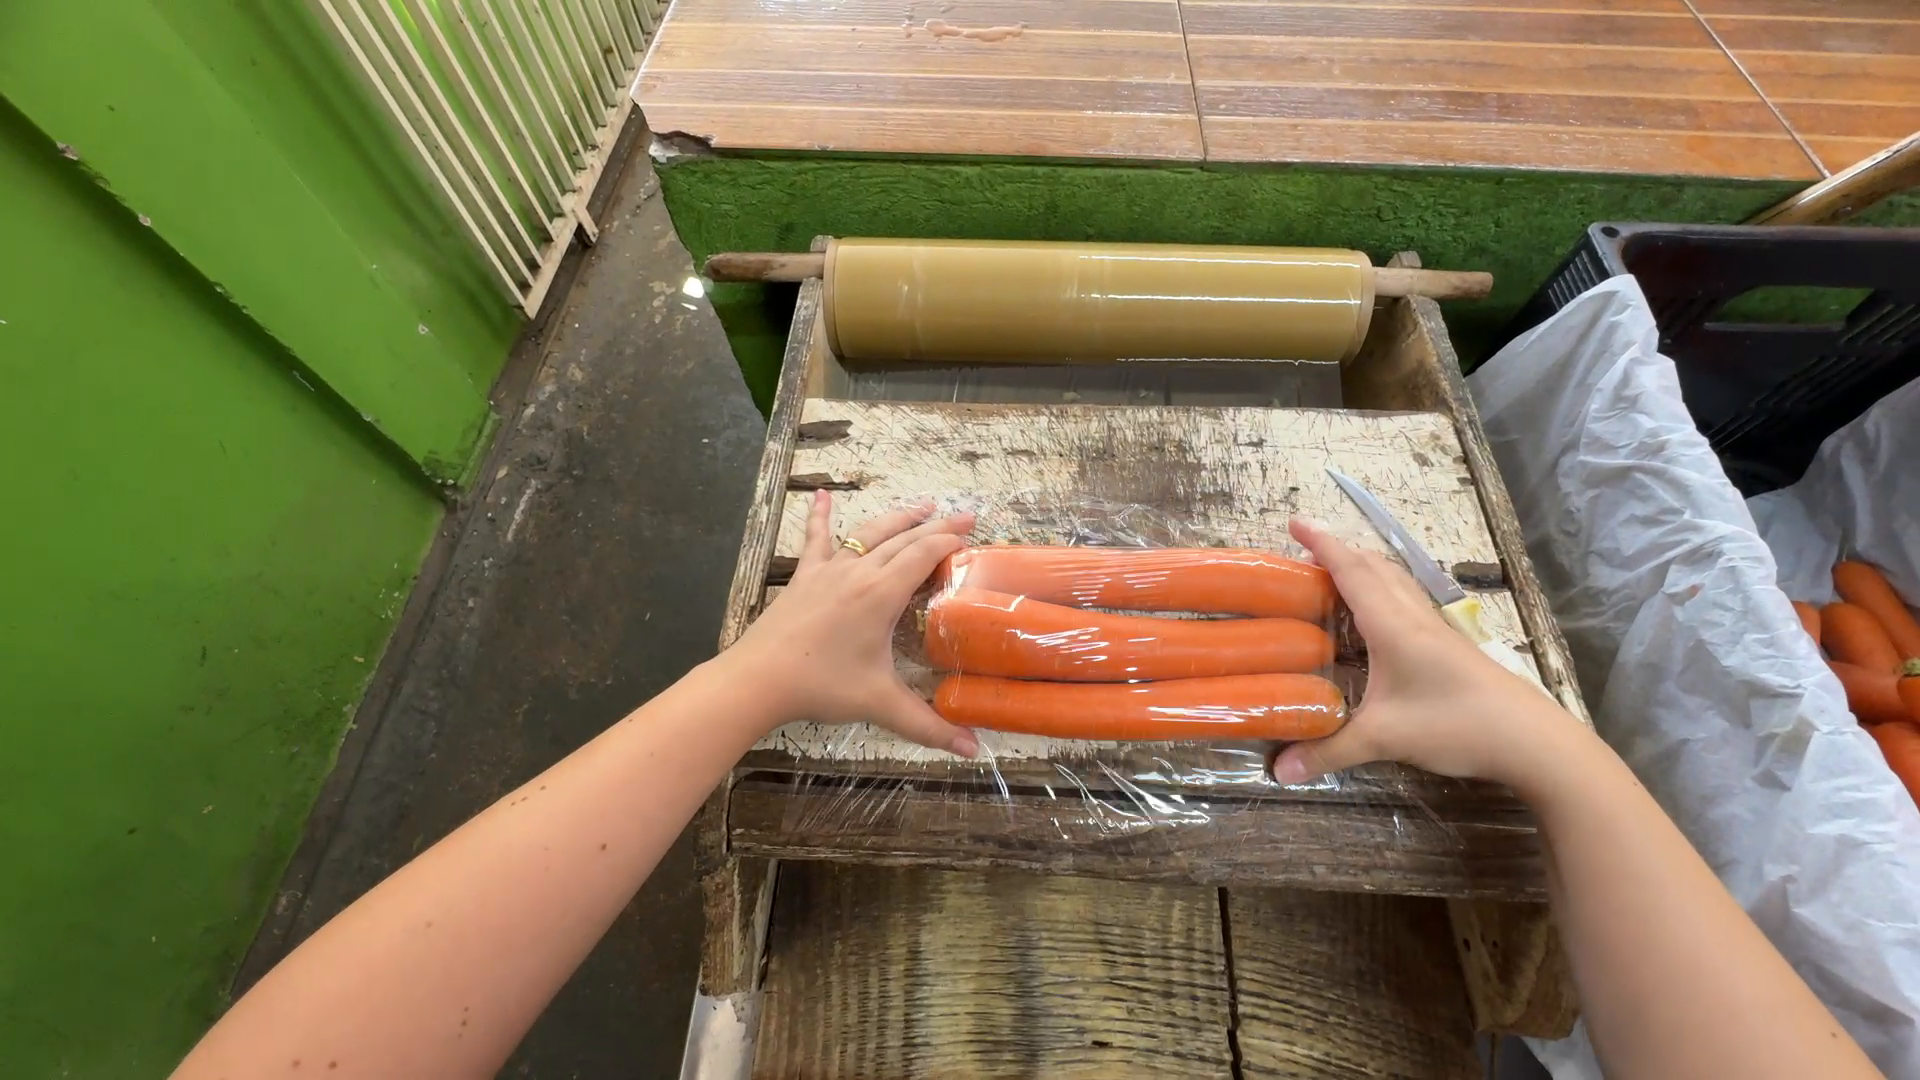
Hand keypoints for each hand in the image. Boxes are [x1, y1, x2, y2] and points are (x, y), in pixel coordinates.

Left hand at [724, 491, 979, 756]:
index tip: (972, 535)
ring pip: (869, 532)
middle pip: (904, 538)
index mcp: (881, 593)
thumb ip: (928, 725)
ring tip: (921, 506)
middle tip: (965, 516)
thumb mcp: (880, 704)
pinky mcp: (804, 576)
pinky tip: (821, 494)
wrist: (758, 678)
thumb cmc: (821, 686)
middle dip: (937, 525)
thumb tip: (972, 750)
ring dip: (898, 517)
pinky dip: (821, 515)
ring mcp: (828, 569)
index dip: (950, 541)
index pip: (923, 554)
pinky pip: (816, 539)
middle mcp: (859, 571)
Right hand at [1272, 518, 1578, 789]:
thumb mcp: (1384, 739)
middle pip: (1375, 567)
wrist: (1537, 744)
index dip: (1323, 544)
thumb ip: (1329, 752)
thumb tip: (1279, 772)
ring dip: (1363, 567)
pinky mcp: (1449, 647)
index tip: (1296, 521)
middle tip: (1306, 546)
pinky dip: (1381, 590)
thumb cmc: (1456, 725)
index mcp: (1393, 626)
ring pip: (1395, 582)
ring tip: (1334, 570)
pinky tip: (1375, 615)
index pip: (1352, 571)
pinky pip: (1406, 601)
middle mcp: (1414, 618)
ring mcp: (1436, 631)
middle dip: (1339, 549)